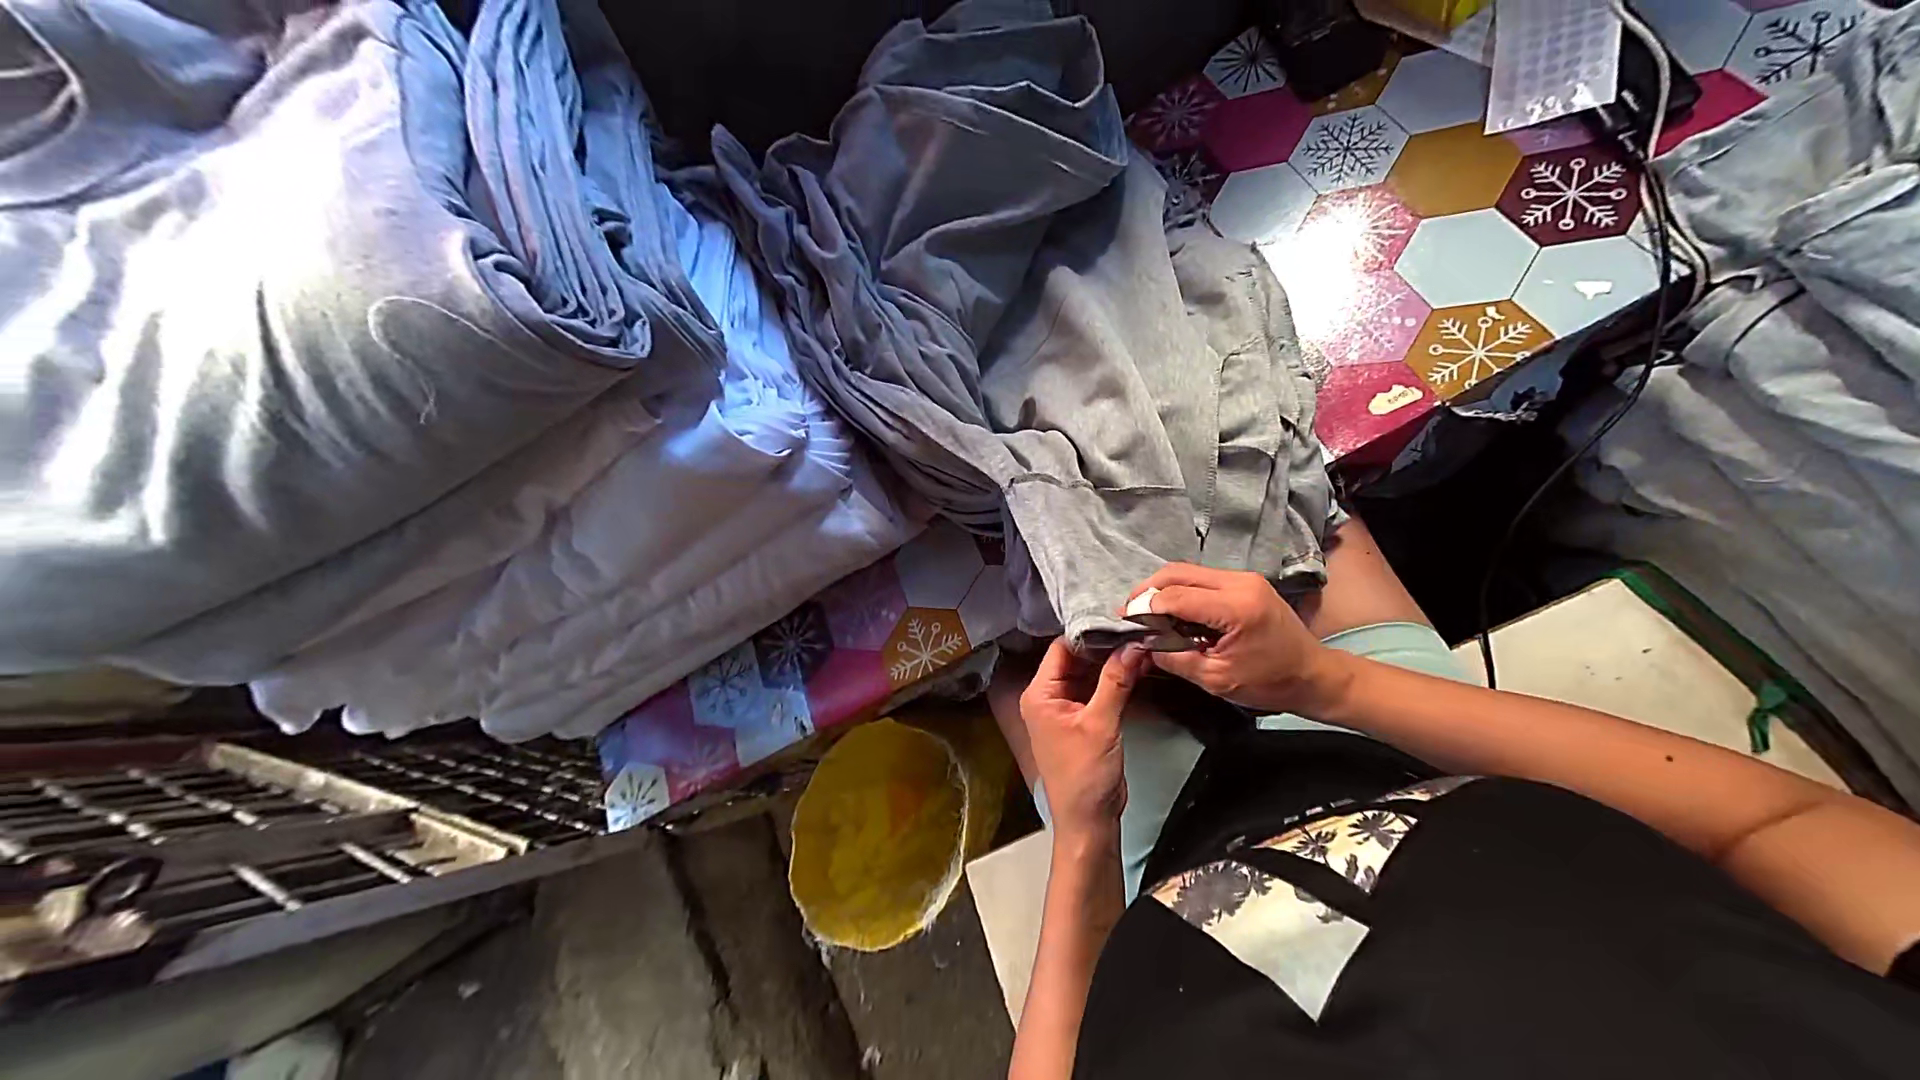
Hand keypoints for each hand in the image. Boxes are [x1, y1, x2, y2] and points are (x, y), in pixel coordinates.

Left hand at [1018, 638, 1148, 837]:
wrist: (1088, 820)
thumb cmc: (1084, 774)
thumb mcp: (1101, 723)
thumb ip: (1116, 682)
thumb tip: (1134, 645)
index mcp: (1040, 693)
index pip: (1061, 649)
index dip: (1088, 633)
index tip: (1118, 621)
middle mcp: (1047, 696)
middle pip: (1074, 659)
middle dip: (1104, 646)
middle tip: (1135, 630)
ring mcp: (1065, 708)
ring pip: (1087, 674)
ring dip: (1110, 663)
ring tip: (1140, 643)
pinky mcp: (1082, 719)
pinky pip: (1095, 690)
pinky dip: (1113, 681)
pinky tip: (1136, 667)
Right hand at [1129, 563, 1346, 714]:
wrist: (1315, 675)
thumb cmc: (1269, 683)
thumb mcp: (1216, 679)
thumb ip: (1175, 659)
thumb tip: (1142, 645)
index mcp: (1236, 608)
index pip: (1176, 596)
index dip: (1146, 607)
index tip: (1125, 620)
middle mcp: (1240, 582)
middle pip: (1177, 573)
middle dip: (1148, 590)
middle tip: (1129, 611)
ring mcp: (1244, 578)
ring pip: (1187, 571)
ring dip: (1162, 588)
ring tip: (1146, 611)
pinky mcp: (1245, 582)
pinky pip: (1201, 577)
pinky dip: (1179, 590)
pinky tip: (1170, 609)